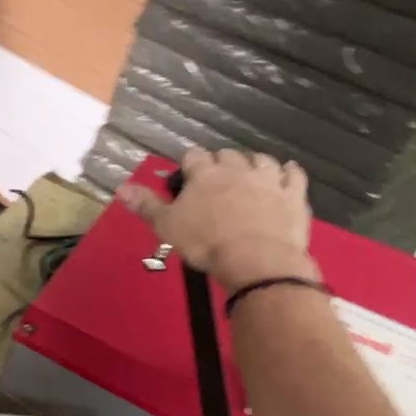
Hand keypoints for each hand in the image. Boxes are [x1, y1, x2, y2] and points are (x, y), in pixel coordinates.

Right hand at [119, 148, 318, 289]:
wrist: (257, 260)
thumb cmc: (205, 243)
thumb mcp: (167, 226)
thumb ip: (146, 205)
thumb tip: (121, 189)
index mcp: (205, 174)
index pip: (193, 156)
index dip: (188, 165)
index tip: (186, 178)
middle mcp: (237, 169)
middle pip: (227, 155)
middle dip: (220, 163)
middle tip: (214, 181)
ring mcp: (268, 180)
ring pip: (261, 160)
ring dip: (253, 163)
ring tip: (247, 175)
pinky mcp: (293, 195)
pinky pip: (294, 175)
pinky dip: (289, 171)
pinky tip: (286, 172)